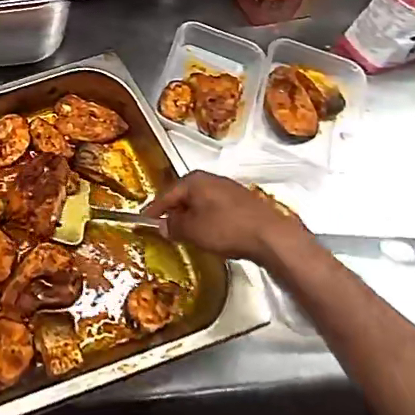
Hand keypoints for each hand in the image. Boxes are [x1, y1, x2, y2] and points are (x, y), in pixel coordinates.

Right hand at [144, 170, 307, 266]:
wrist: (270, 235)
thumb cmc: (227, 228)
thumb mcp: (193, 230)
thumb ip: (173, 226)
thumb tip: (163, 225)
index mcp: (194, 181)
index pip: (165, 194)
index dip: (154, 210)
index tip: (144, 220)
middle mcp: (210, 179)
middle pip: (184, 196)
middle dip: (174, 212)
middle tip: (164, 228)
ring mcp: (228, 189)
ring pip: (201, 202)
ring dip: (191, 217)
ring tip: (186, 234)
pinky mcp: (242, 202)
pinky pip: (215, 209)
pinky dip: (208, 219)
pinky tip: (210, 234)